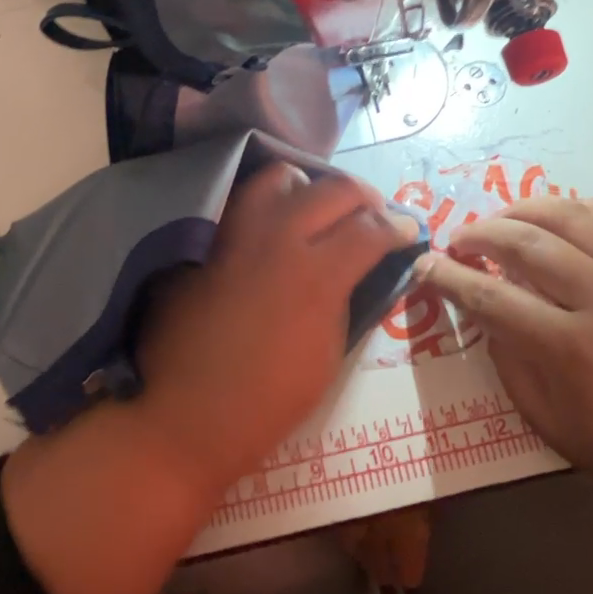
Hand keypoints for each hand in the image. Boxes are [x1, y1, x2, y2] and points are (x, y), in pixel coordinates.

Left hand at [135, 162, 420, 487]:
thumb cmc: (267, 402)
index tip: (407, 229)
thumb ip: (345, 300)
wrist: (185, 415)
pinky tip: (275, 232)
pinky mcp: (205, 244)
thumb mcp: (327, 355)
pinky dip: (269, 208)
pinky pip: (242, 205)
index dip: (398, 225)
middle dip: (364, 197)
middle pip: (334, 189)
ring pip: (280, 177)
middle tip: (373, 213)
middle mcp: (278, 240)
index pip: (371, 227)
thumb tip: (358, 271)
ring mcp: (236, 236)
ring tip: (318, 210)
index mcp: (317, 276)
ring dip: (310, 189)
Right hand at [416, 198, 592, 543]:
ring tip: (498, 223)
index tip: (424, 266)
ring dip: (520, 210)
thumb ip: (510, 362)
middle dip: (479, 235)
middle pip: (524, 244)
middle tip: (458, 241)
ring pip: (567, 214)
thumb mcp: (552, 422)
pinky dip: (574, 207)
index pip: (491, 297)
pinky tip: (555, 217)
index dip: (448, 277)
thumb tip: (483, 310)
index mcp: (571, 348)